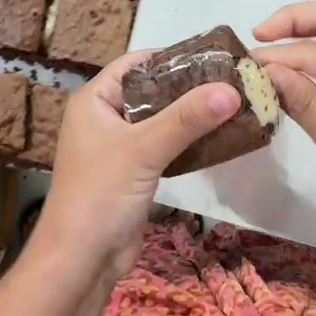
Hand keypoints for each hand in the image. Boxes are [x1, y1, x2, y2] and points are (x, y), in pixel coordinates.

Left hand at [32, 49, 239, 279]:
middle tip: (233, 81)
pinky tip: (218, 139)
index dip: (171, 57)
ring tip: (233, 106)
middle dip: (188, 87)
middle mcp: (103, 118)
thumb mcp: (143, 149)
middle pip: (150, 91)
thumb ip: (186, 118)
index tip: (213, 56)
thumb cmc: (101, 194)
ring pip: (159, 120)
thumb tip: (231, 88)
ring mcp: (118, 147)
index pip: (135, 64)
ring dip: (190, 116)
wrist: (81, 258)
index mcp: (93, 100)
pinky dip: (187, 141)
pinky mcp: (133, 173)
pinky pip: (163, 146)